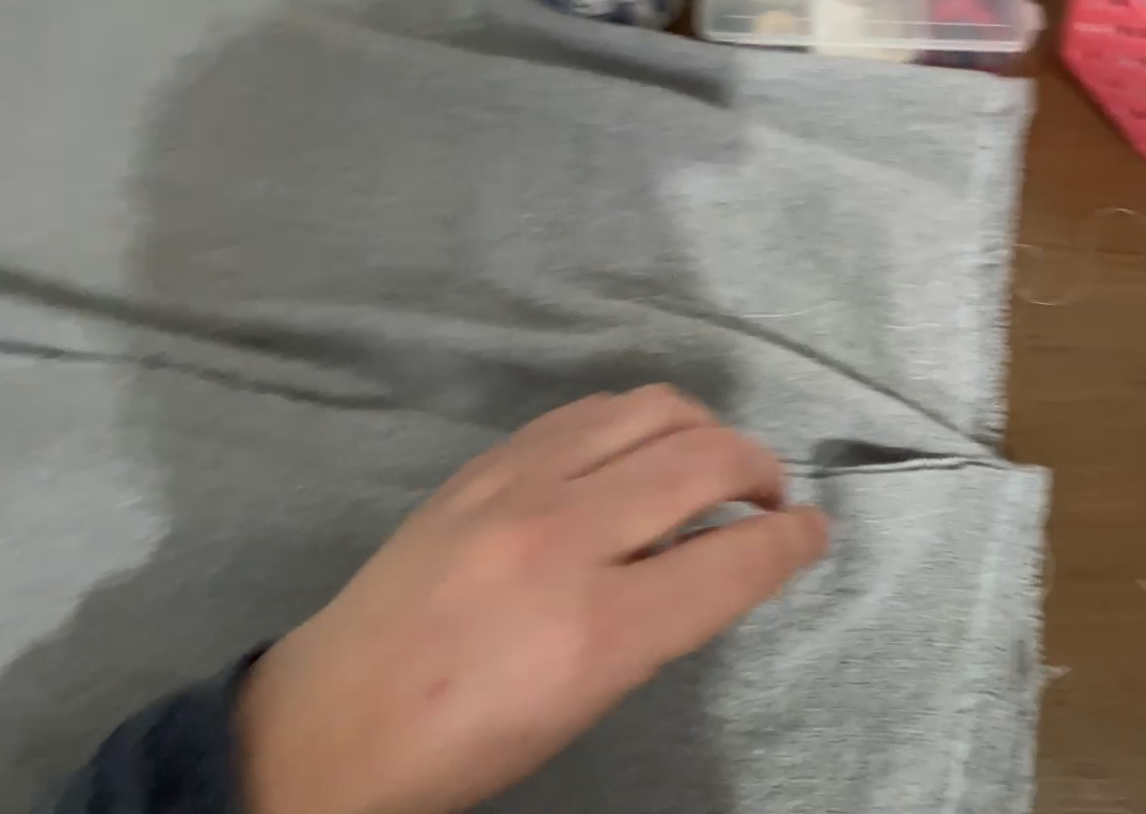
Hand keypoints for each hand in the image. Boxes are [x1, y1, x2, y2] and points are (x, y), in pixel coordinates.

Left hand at [235, 386, 828, 813]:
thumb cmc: (474, 736)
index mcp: (595, 629)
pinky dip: (644, 421)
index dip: (793, 540)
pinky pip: (595, 409)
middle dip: (763, 470)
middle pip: (706, 459)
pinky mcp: (490, 460)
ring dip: (708, 430)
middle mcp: (563, 536)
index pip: (733, 560)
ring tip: (712, 462)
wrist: (330, 719)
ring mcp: (520, 483)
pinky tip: (643, 449)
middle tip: (770, 496)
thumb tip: (730, 547)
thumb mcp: (593, 697)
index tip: (815, 530)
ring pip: (656, 409)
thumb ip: (672, 614)